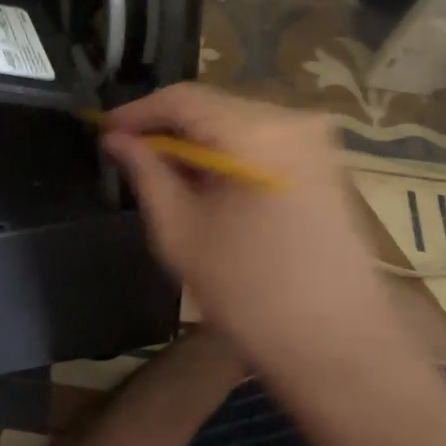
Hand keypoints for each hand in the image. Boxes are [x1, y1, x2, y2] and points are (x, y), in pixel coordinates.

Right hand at [100, 83, 394, 358]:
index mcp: (257, 132)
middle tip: (127, 156)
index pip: (182, 98)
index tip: (103, 131)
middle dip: (166, 128)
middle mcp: (293, 120)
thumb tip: (116, 139)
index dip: (137, 111)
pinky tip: (206, 186)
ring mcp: (317, 140)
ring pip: (237, 121)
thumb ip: (147, 174)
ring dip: (196, 143)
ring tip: (161, 174)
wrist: (342, 348)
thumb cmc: (252, 295)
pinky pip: (264, 139)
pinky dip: (228, 154)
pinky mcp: (327, 163)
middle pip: (213, 105)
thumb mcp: (181, 233)